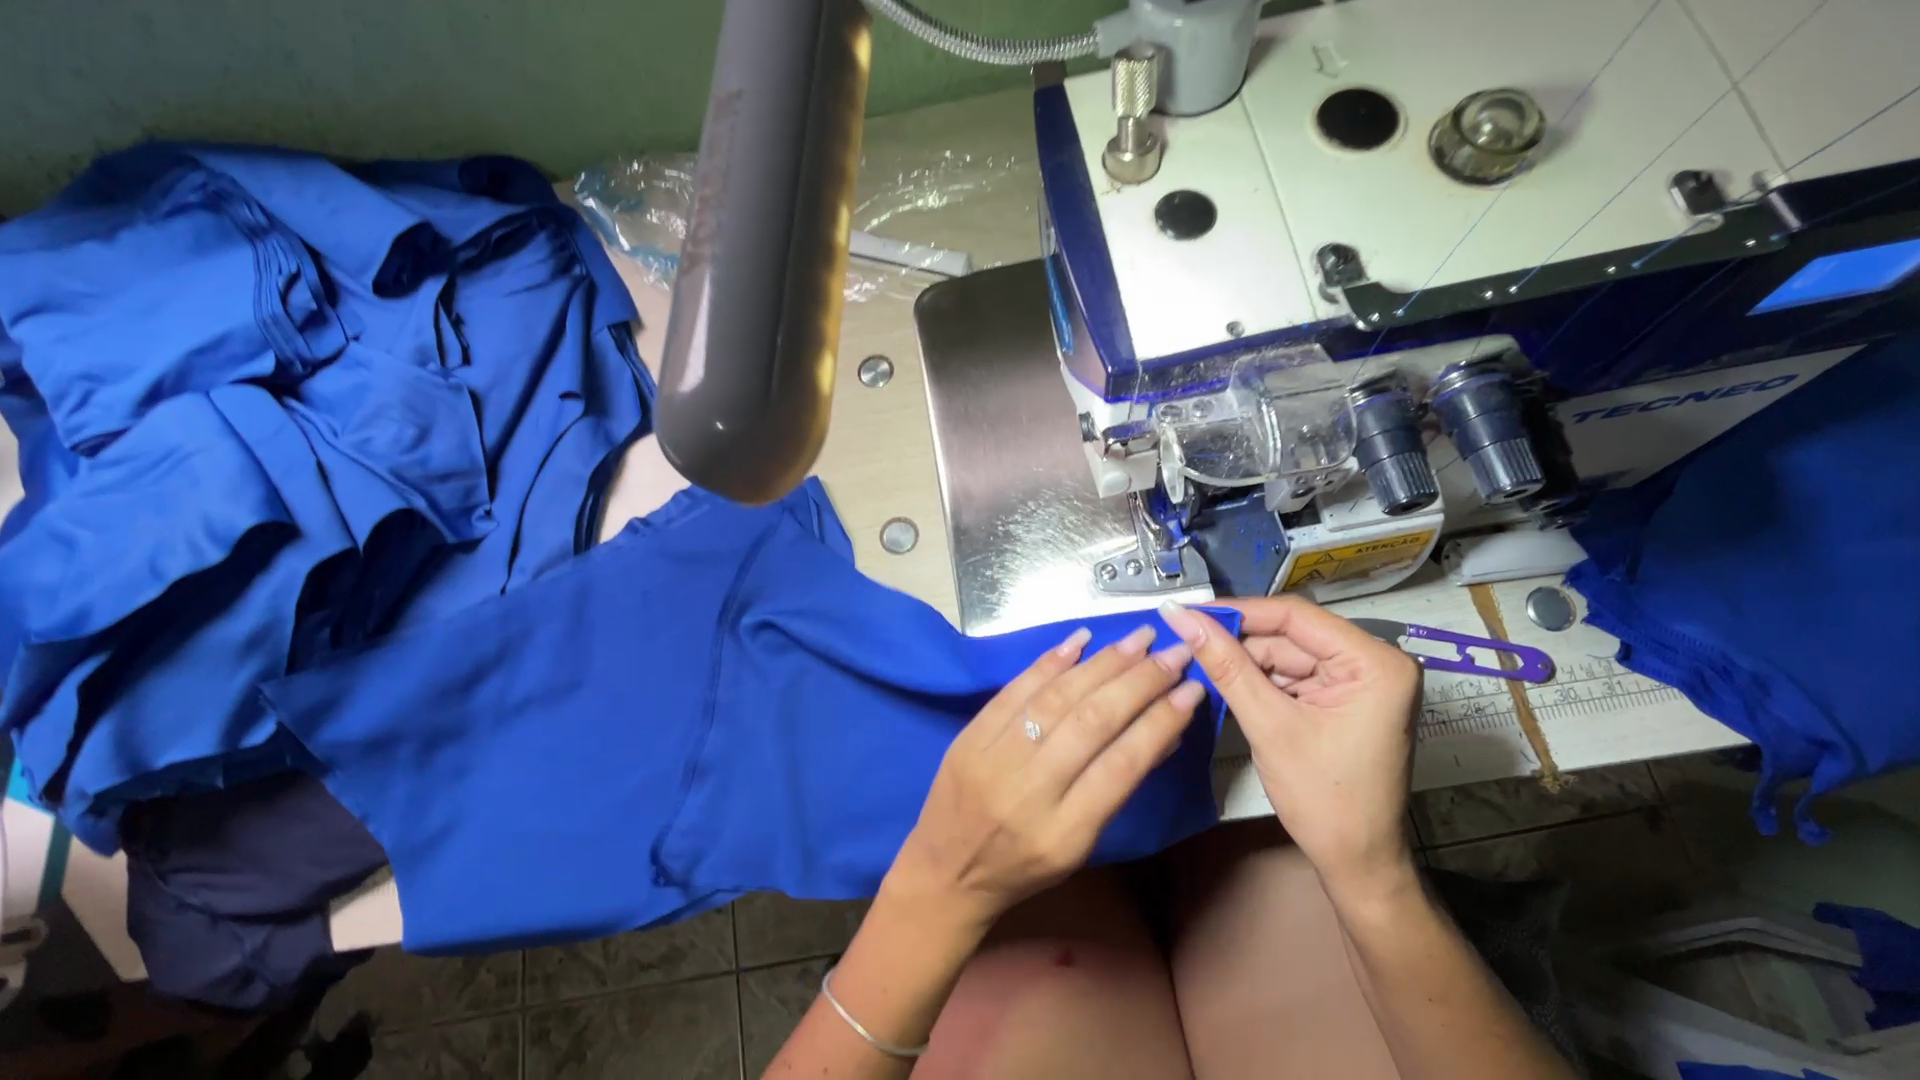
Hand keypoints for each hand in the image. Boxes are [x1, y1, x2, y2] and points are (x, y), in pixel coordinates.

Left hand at [884, 623, 1206, 931]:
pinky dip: (1049, 662)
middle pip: (1092, 723)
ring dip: (1102, 663)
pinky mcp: (969, 737)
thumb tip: (1164, 730)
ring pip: (1056, 699)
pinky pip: (1014, 691)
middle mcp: (1028, 792)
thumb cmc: (1023, 868)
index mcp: (1064, 833)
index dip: (1160, 723)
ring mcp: (993, 760)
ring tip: (1138, 639)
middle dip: (1139, 682)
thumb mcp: (1078, 848)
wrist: (945, 872)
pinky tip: (1081, 640)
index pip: (1122, 766)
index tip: (1191, 690)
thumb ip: (1116, 790)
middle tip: (1174, 653)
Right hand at [1159, 597, 1420, 898]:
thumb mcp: (1269, 725)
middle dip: (1238, 642)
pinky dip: (1260, 682)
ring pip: (1287, 655)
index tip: (1187, 610)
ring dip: (1245, 663)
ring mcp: (1361, 682)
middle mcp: (1374, 662)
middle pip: (1290, 636)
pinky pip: (1294, 676)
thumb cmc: (1323, 798)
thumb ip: (1226, 666)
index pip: (1295, 617)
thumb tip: (1182, 617)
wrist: (1357, 862)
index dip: (1238, 611)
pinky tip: (1227, 684)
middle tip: (1184, 640)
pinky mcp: (1345, 699)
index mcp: (1375, 663)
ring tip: (1198, 664)